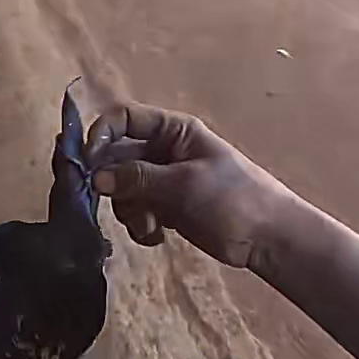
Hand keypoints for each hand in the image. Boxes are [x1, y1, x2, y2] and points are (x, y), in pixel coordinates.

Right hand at [85, 102, 349, 274]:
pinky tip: (156, 235)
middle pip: (116, 155)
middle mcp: (162, 150)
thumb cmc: (233, 199)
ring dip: (127, 207)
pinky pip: (135, 209)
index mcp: (172, 131)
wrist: (270, 240)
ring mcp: (161, 179)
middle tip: (113, 200)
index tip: (89, 161)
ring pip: (121, 186)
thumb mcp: (183, 184)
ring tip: (148, 224)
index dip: (101, 134)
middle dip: (112, 181)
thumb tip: (95, 178)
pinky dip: (139, 223)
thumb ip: (137, 178)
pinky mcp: (163, 206)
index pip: (123, 119)